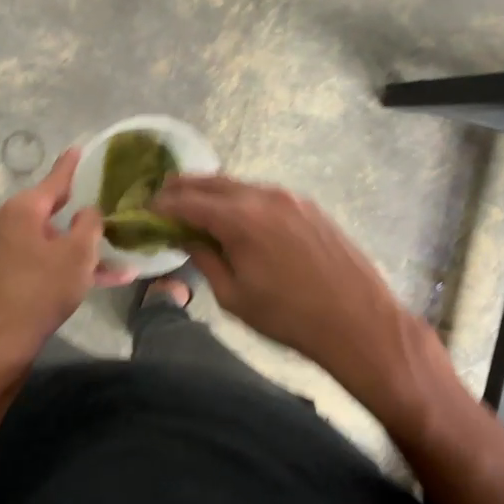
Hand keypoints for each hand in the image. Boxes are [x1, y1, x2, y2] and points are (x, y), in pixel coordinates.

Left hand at [0, 149, 121, 368]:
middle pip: (56, 207)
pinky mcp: (16, 271)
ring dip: (88, 245)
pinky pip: (51, 258)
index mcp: (24, 208)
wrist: (6, 337)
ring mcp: (12, 247)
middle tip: (109, 196)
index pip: (55, 179)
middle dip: (84, 207)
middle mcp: (14, 221)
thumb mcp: (78, 253)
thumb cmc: (43, 288)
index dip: (72, 165)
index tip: (80, 148)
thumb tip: (89, 211)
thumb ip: (90, 224)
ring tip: (123, 245)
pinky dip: (75, 263)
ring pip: (58, 237)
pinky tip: (113, 277)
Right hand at [152, 176, 435, 402]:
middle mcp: (263, 197)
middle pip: (213, 182)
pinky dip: (241, 198)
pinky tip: (236, 214)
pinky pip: (264, 194)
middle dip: (184, 187)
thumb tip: (187, 239)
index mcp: (239, 219)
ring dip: (213, 191)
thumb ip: (205, 260)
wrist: (359, 322)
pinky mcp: (309, 207)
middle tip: (162, 195)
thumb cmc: (289, 318)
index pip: (187, 202)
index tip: (144, 209)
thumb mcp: (234, 297)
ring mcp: (290, 198)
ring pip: (240, 185)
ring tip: (195, 203)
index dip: (162, 205)